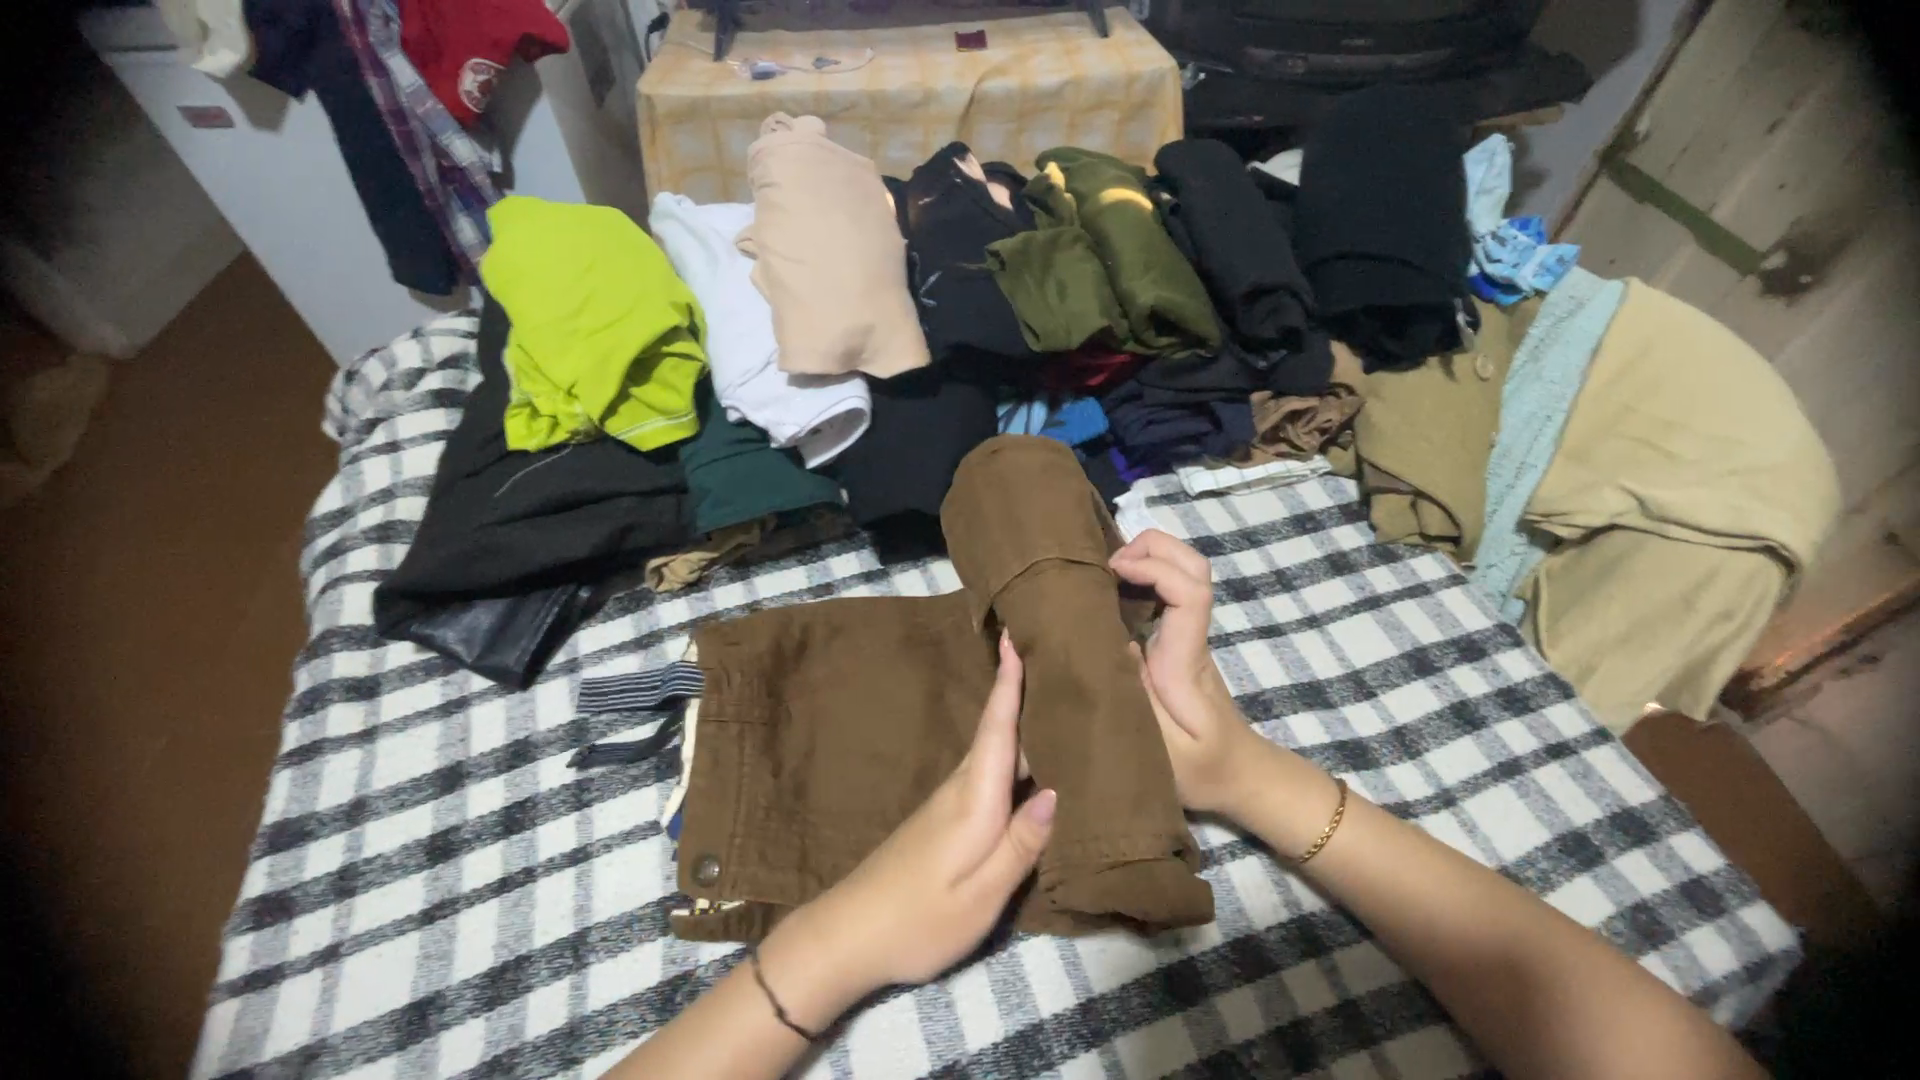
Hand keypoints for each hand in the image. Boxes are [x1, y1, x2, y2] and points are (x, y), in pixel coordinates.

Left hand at [766, 634, 1056, 1015]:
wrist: (848, 935)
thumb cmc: (918, 917)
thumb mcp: (980, 894)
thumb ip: (1020, 843)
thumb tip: (1056, 791)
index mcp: (973, 799)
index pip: (998, 727)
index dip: (1010, 681)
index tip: (1017, 632)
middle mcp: (960, 788)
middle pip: (997, 730)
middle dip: (1021, 689)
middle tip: (1055, 655)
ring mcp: (948, 803)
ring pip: (992, 749)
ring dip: (1017, 718)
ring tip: (1052, 697)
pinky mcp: (943, 819)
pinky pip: (986, 770)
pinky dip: (1009, 751)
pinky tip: (1027, 759)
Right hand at [1109, 530, 1279, 816]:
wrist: (1241, 777)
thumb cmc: (1201, 770)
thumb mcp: (1162, 751)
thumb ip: (1137, 698)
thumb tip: (1115, 642)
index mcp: (1186, 659)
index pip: (1189, 592)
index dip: (1153, 567)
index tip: (1114, 571)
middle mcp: (1192, 637)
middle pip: (1194, 566)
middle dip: (1153, 547)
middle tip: (1106, 563)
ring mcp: (1190, 637)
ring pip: (1186, 572)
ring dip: (1150, 557)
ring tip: (1106, 572)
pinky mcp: (1181, 643)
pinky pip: (1171, 592)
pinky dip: (1146, 574)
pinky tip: (1115, 590)